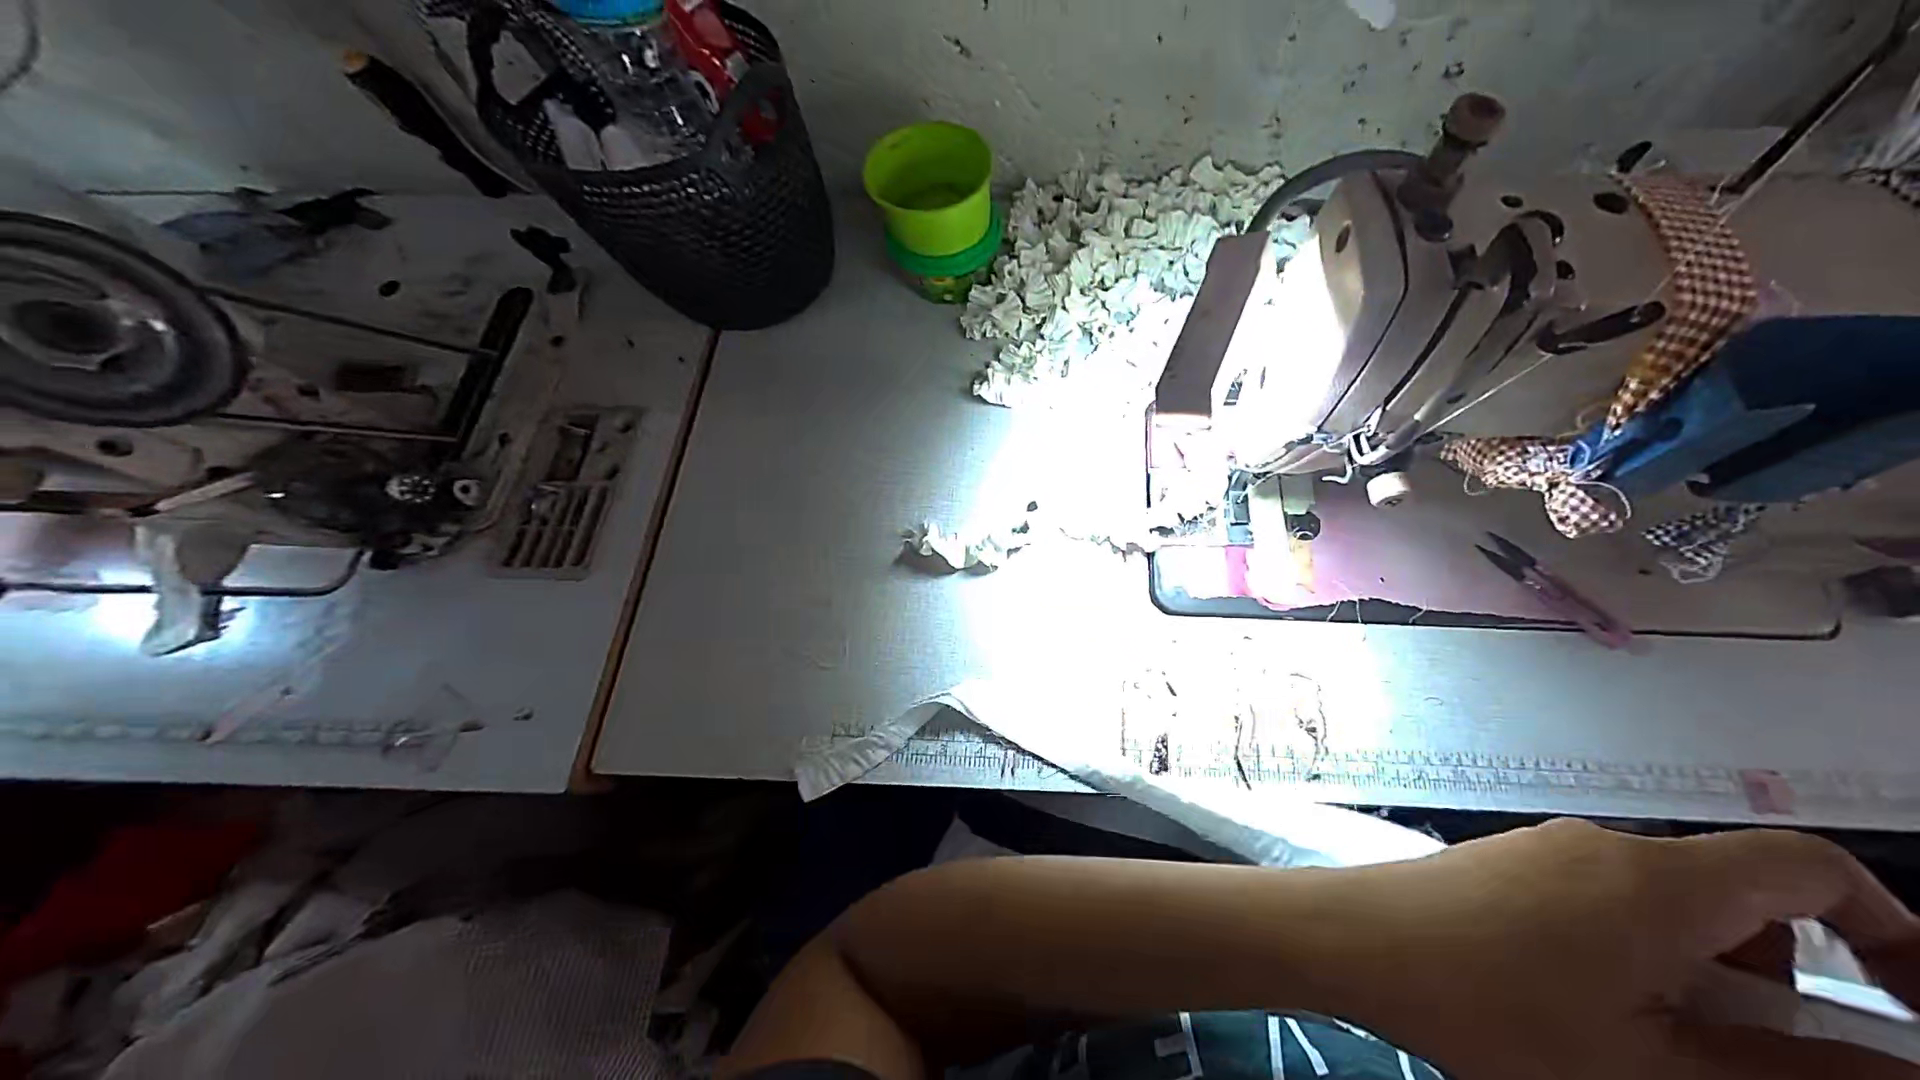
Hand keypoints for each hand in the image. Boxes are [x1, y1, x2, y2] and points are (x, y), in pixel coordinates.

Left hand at [1322, 819, 1919, 1078]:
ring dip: (1694, 973)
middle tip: (1735, 1050)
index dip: (1892, 932)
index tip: (1912, 1014)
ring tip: (1644, 1036)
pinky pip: (1599, 901)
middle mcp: (1601, 847)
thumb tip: (1893, 1065)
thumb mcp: (1655, 1065)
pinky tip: (1578, 1001)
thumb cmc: (1493, 1008)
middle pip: (1737, 894)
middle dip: (1777, 978)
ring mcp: (1543, 849)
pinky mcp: (1503, 863)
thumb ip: (1789, 1070)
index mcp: (1658, 881)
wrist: (1351, 940)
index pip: (1811, 866)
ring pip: (1665, 905)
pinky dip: (1629, 952)